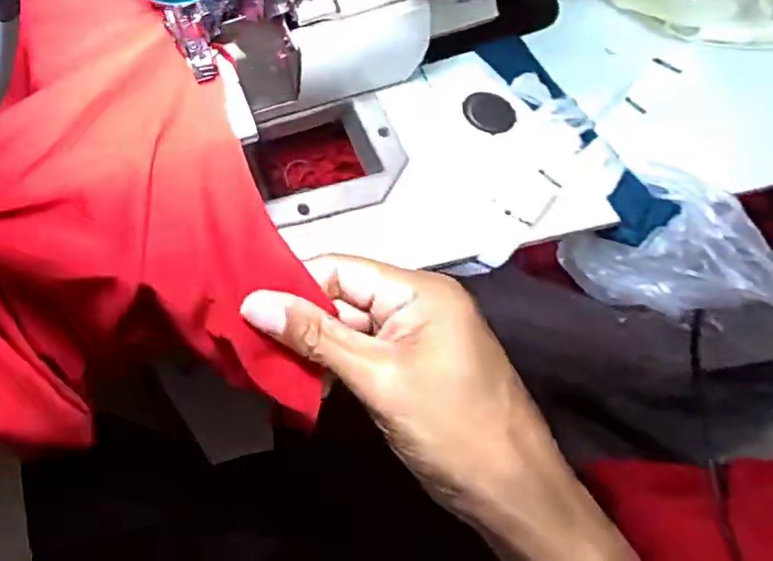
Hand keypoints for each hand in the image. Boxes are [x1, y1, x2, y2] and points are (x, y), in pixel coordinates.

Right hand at [241, 256, 634, 560]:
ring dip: (315, 346)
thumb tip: (256, 303)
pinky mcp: (414, 362)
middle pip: (342, 296)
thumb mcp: (377, 381)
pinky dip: (336, 364)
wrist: (521, 503)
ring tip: (274, 366)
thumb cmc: (457, 434)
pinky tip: (309, 382)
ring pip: (349, 326)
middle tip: (255, 341)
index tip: (251, 306)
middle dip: (301, 320)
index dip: (294, 285)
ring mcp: (418, 333)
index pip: (340, 268)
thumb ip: (314, 338)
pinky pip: (364, 350)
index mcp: (418, 290)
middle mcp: (418, 301)